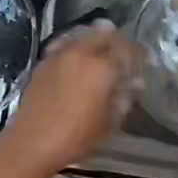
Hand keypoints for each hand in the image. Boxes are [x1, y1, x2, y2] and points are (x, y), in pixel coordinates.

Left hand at [2, 20, 140, 170]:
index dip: (139, 54)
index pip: (127, 51)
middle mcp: (81, 54)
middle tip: (124, 50)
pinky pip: (64, 44)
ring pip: (82, 35)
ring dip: (95, 37)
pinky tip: (77, 53)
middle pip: (104, 35)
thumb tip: (133, 83)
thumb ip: (123, 98)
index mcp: (102, 68)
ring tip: (103, 45)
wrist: (32, 142)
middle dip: (117, 40)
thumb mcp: (109, 123)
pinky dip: (75, 43)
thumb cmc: (76, 137)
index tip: (145, 59)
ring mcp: (59, 55)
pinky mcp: (43, 62)